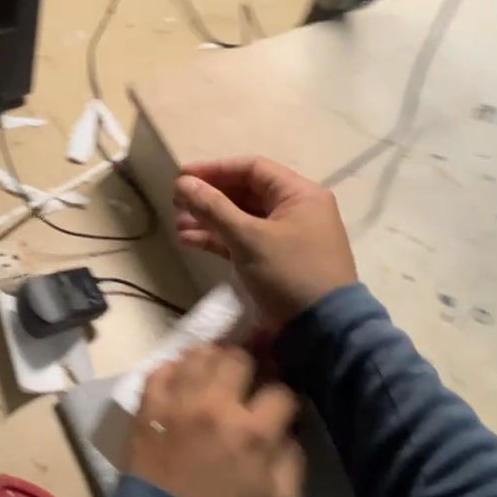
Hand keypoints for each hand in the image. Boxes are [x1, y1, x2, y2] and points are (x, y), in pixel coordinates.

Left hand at [129, 343, 302, 496]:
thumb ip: (290, 459)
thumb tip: (287, 430)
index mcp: (254, 433)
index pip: (280, 391)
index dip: (283, 398)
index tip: (277, 408)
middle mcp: (216, 408)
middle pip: (237, 358)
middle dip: (248, 366)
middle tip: (244, 380)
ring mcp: (177, 405)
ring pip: (197, 355)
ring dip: (210, 360)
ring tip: (212, 374)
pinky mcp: (147, 410)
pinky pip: (159, 371)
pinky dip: (172, 370)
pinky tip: (180, 380)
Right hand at [173, 157, 357, 332]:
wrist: (320, 328)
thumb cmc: (288, 273)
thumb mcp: (248, 238)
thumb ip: (213, 208)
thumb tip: (182, 183)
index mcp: (299, 194)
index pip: (252, 169)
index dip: (214, 169)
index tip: (181, 176)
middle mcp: (294, 209)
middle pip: (244, 192)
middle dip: (208, 197)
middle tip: (176, 202)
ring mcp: (284, 236)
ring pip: (240, 218)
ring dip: (208, 219)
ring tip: (178, 225)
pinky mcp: (273, 259)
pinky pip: (241, 240)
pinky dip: (217, 239)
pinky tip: (189, 241)